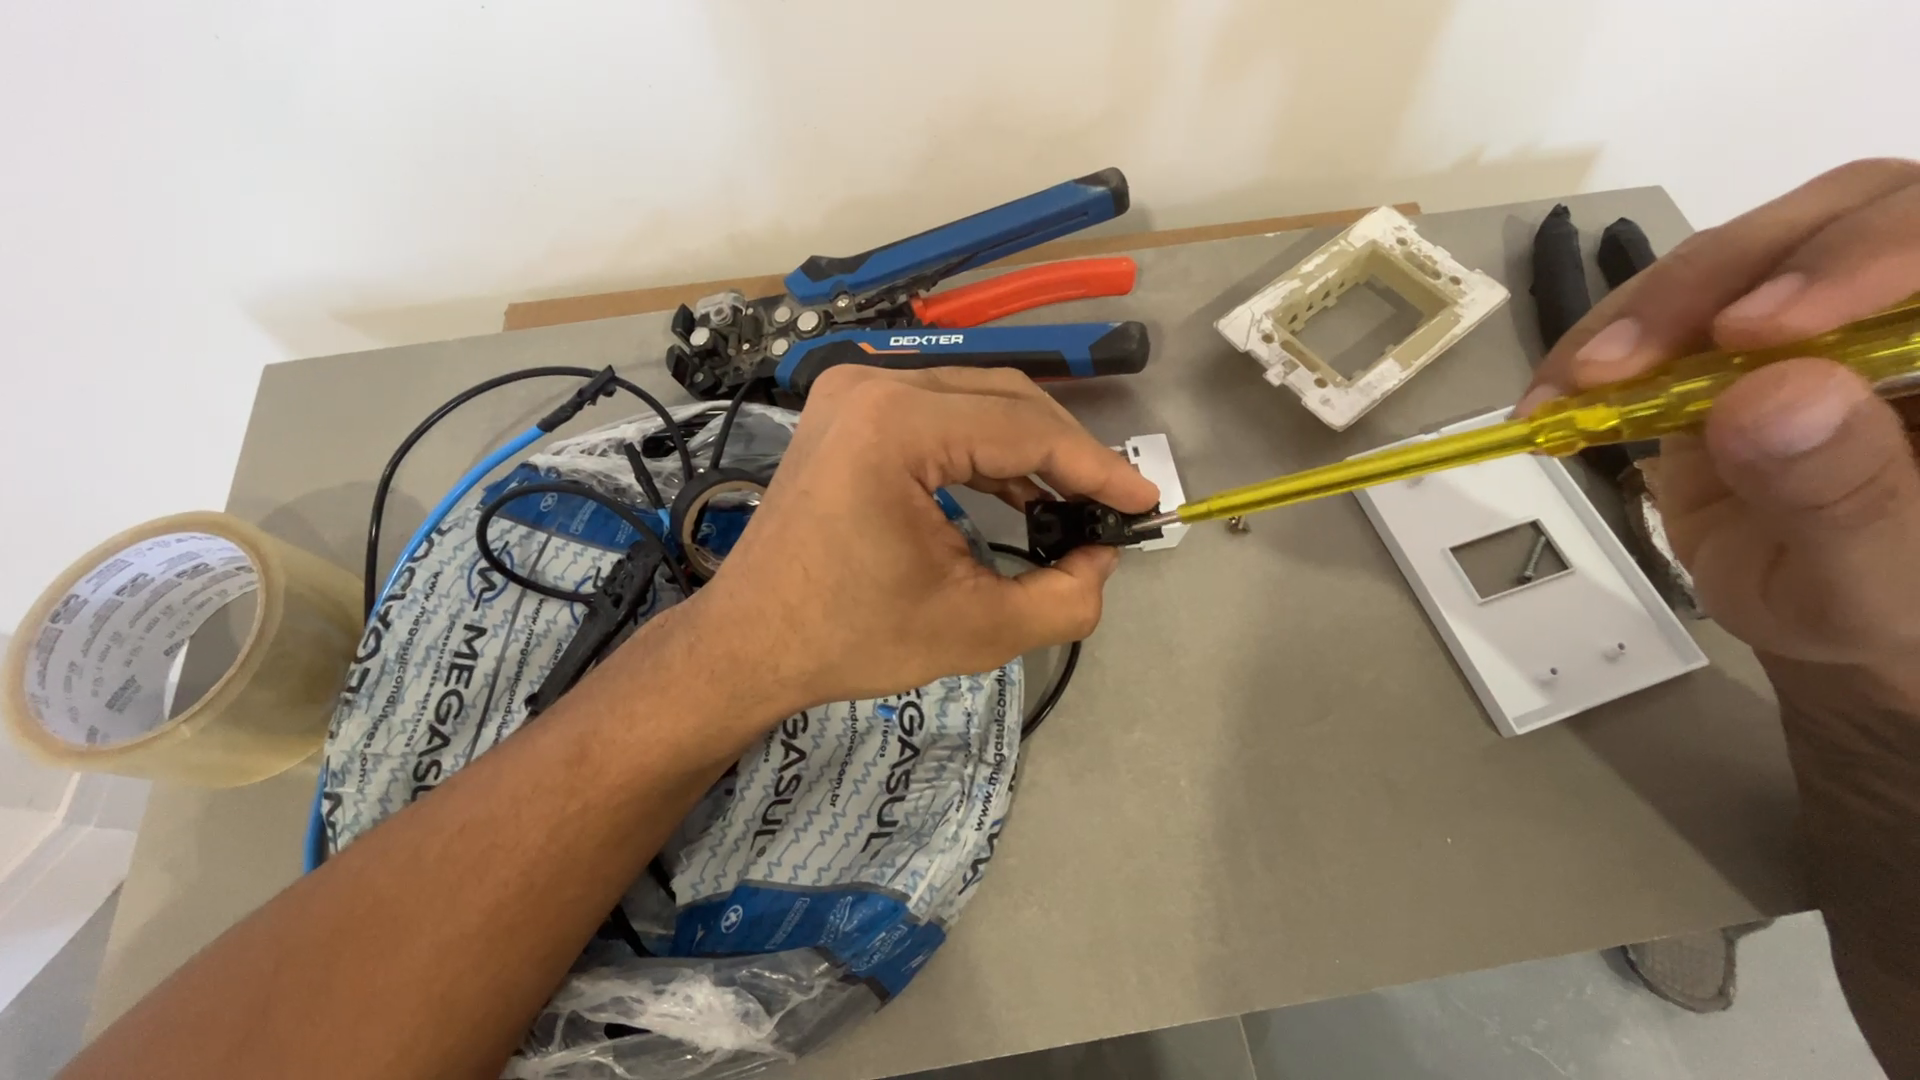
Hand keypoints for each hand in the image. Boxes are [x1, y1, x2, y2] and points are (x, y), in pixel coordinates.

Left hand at [676, 366, 1157, 715]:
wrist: (750, 642)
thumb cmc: (851, 638)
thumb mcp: (975, 629)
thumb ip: (1064, 598)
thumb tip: (1104, 559)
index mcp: (897, 427)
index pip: (1026, 430)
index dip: (1097, 468)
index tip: (1145, 502)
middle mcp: (873, 386)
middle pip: (1005, 401)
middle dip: (1067, 455)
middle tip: (1111, 506)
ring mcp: (853, 391)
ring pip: (975, 402)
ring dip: (1029, 451)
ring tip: (1073, 506)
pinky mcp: (847, 411)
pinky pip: (939, 415)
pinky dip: (984, 450)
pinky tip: (1018, 493)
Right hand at [1517, 159, 1919, 680]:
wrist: (1829, 603)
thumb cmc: (1883, 607)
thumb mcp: (1869, 583)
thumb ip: (1840, 496)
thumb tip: (1770, 394)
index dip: (1874, 254)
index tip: (1752, 332)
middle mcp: (1916, 300)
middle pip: (1846, 215)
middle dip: (1715, 282)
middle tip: (1614, 366)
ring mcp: (1824, 303)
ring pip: (1744, 250)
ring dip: (1640, 315)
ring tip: (1567, 390)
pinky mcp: (1733, 329)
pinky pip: (1669, 302)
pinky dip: (1601, 344)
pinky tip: (1555, 396)